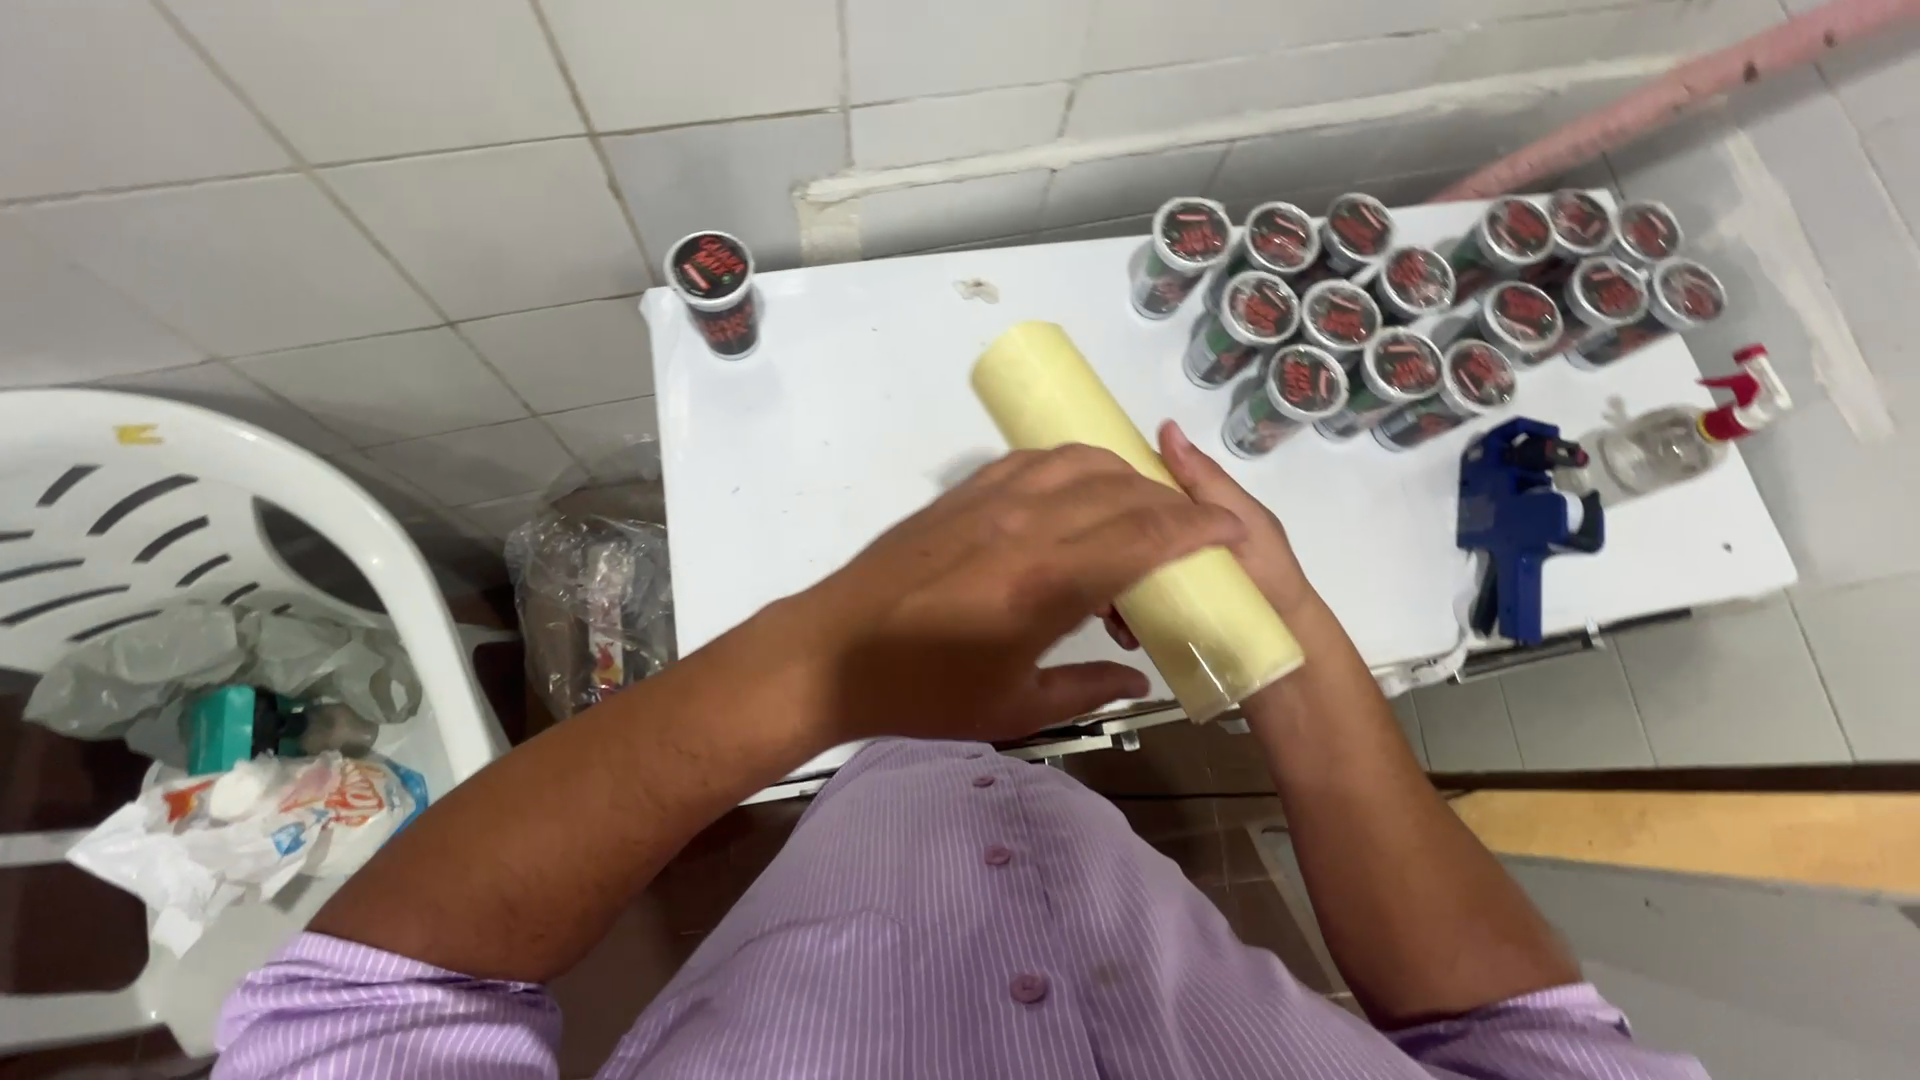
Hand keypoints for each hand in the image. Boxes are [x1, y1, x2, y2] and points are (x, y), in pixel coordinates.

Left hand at [791, 443, 1244, 745]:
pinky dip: (1072, 470)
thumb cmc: (924, 692)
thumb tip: (1136, 680)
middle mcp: (1027, 526)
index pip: (1147, 535)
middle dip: (1170, 505)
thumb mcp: (1014, 709)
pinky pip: (1034, 463)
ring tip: (1137, 513)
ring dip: (1124, 479)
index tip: (1231, 531)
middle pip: (1122, 491)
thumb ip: (1086, 690)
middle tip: (1187, 536)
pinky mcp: (962, 494)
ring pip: (1080, 463)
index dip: (1199, 528)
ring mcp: (991, 501)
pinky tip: (1076, 500)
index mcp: (1047, 582)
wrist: (834, 653)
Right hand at [1101, 421, 1318, 649]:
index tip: (1086, 506)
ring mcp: (1155, 582)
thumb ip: (1204, 481)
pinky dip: (1119, 621)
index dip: (1109, 495)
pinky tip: (1125, 632)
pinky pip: (1122, 613)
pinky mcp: (1151, 618)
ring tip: (1112, 613)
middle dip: (1102, 554)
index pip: (1134, 492)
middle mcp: (1162, 543)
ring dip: (1106, 592)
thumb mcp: (1242, 520)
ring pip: (1111, 575)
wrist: (1281, 647)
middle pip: (1115, 538)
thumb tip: (1166, 427)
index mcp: (1181, 513)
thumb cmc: (1268, 575)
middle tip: (1098, 573)